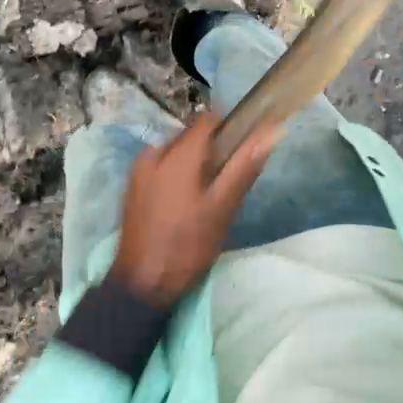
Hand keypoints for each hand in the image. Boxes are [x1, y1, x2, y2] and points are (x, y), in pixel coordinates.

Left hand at [110, 113, 280, 307]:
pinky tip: (186, 206)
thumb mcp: (223, 207)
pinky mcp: (132, 190)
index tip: (245, 149)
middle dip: (212, 151)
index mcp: (177, 153)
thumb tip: (270, 130)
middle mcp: (153, 153)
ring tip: (209, 198)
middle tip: (228, 182)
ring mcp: (138, 172)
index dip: (230, 128)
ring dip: (194, 165)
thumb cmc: (188, 245)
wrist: (142, 283)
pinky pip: (161, 169)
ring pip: (175, 154)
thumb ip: (244, 166)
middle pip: (191, 137)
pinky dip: (177, 177)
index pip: (208, 119)